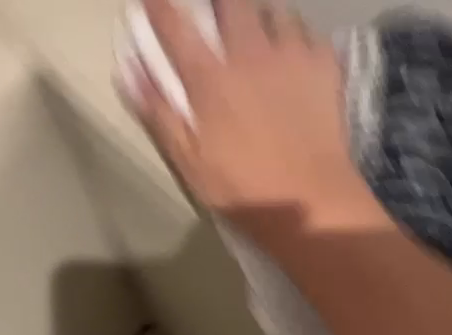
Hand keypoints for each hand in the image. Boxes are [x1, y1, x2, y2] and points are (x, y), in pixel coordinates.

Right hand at [122, 0, 386, 243]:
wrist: (309, 198)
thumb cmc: (241, 189)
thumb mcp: (189, 161)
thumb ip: (159, 113)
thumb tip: (129, 72)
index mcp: (210, 79)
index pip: (176, 27)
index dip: (159, 8)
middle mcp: (249, 52)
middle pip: (230, 2)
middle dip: (216, 2)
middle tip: (213, 14)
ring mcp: (290, 52)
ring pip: (272, 9)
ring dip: (258, 15)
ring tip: (255, 32)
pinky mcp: (322, 63)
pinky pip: (306, 32)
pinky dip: (294, 37)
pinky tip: (291, 55)